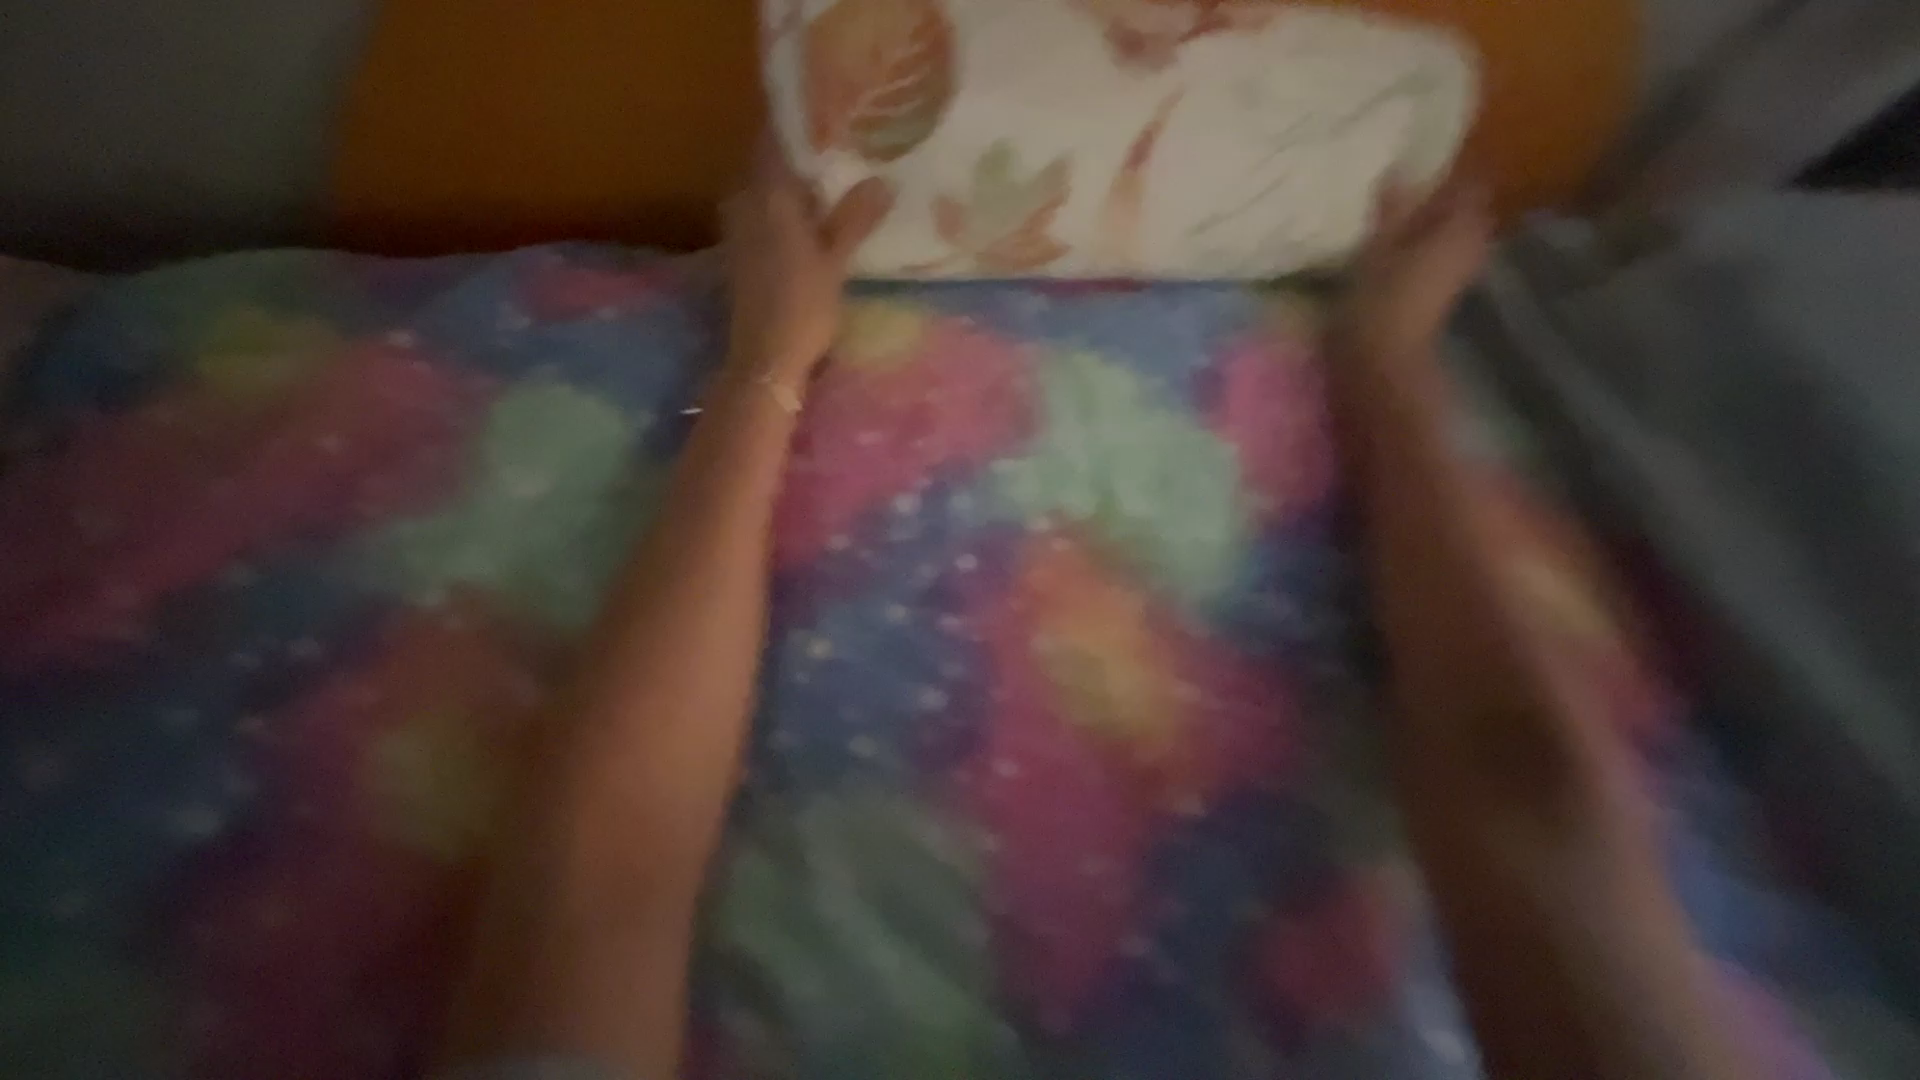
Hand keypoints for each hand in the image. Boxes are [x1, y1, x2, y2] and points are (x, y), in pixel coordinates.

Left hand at [721, 136, 893, 384]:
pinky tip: (812, 218)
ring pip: (767, 189)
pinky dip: (785, 209)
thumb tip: (883, 181)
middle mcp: (745, 201)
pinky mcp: (740, 251)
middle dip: (803, 155)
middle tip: (843, 149)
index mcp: (768, 194)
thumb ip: (855, 218)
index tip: (836, 117)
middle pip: (772, 162)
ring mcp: (738, 226)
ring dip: (794, 184)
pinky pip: (763, 213)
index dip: (804, 125)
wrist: (765, 359)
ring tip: (833, 180)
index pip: (778, 138)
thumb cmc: (802, 308)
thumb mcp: (835, 261)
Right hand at [1340, 176, 1492, 361]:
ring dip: (1432, 227)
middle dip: (1441, 201)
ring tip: (1399, 221)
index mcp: (1461, 227)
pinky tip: (1399, 251)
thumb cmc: (1378, 300)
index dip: (1448, 174)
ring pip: (1453, 236)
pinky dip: (1425, 249)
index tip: (1422, 166)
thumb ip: (1391, 211)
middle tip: (1408, 192)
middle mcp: (1472, 245)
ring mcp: (1461, 272)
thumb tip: (1398, 172)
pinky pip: (1442, 257)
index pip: (1469, 185)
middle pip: (1466, 211)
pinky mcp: (1444, 294)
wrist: (1382, 362)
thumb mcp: (1377, 249)